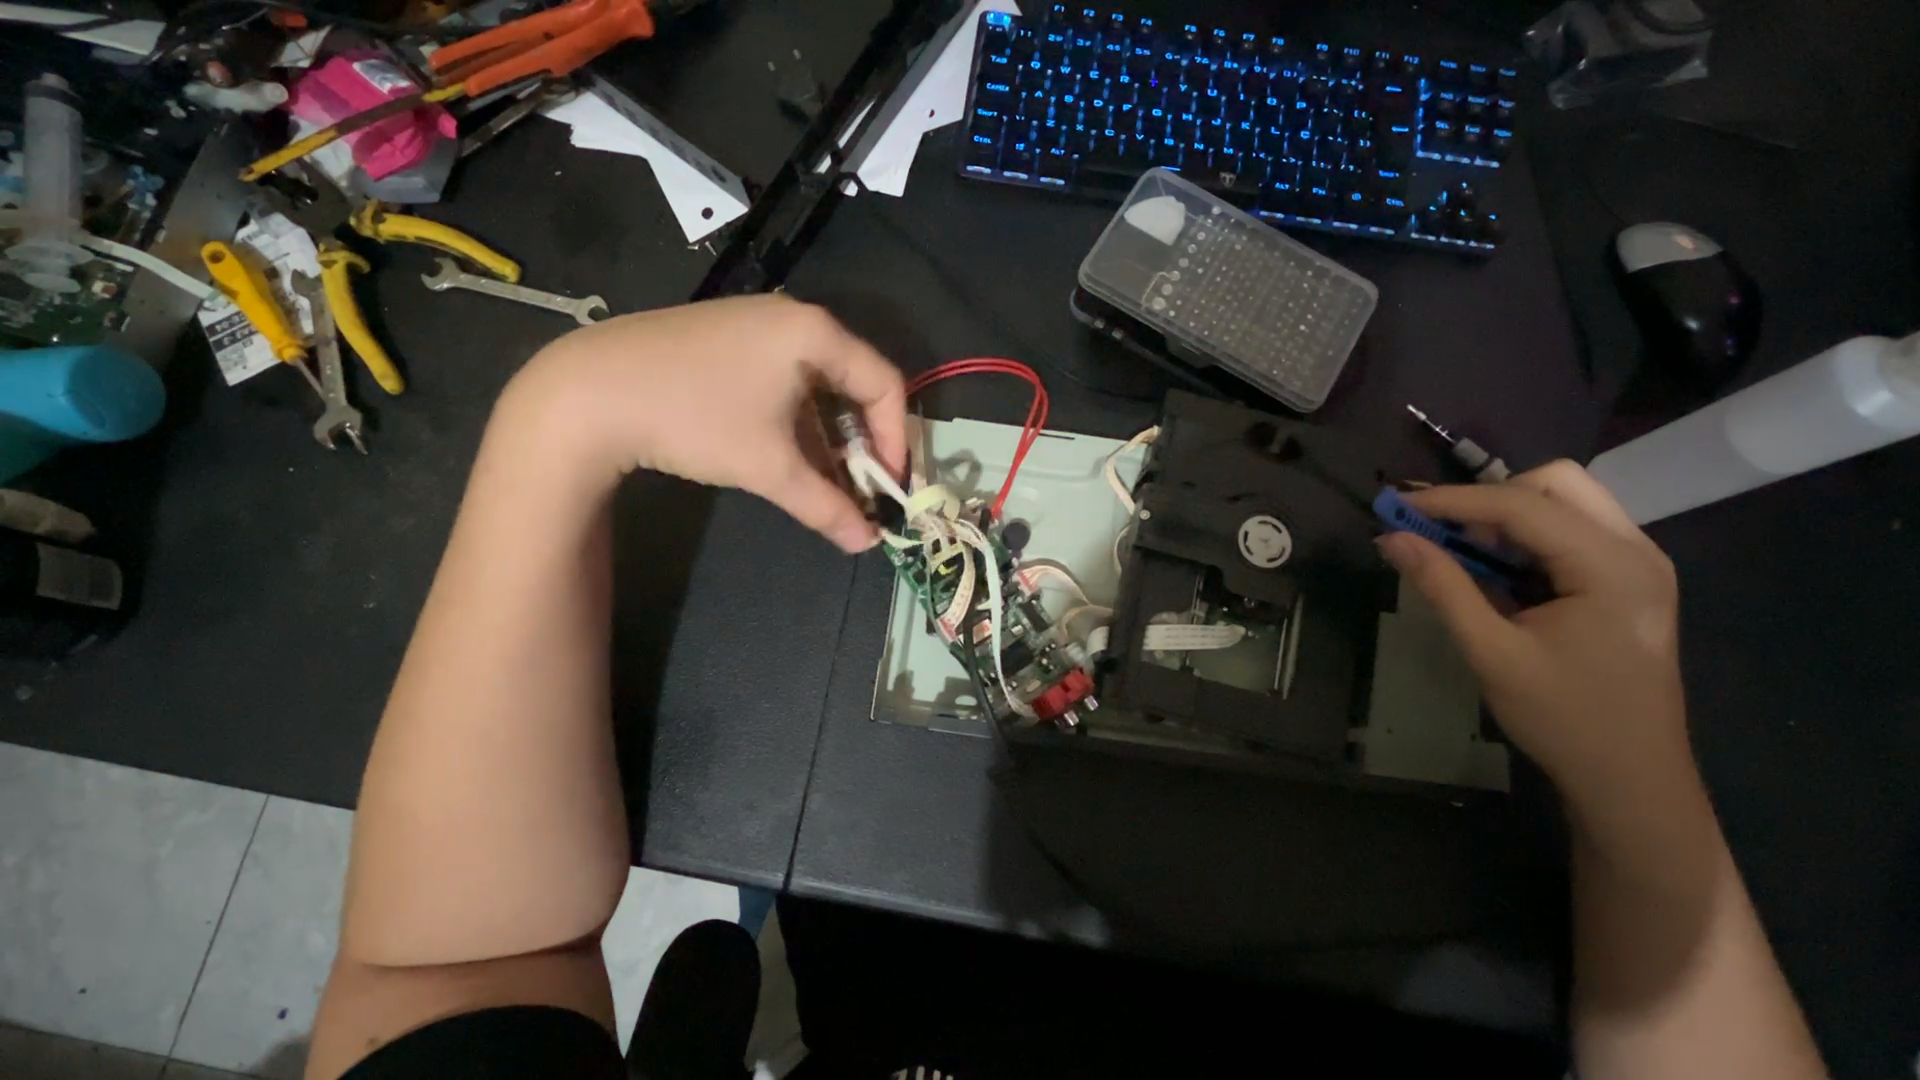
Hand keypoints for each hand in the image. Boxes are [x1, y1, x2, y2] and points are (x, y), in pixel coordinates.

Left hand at [503, 295, 906, 552]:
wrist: (587, 393)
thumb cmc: (695, 419)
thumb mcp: (768, 466)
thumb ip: (825, 505)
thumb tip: (866, 544)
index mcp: (814, 333)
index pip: (884, 384)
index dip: (895, 441)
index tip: (890, 488)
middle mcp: (791, 318)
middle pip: (852, 383)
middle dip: (861, 443)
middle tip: (862, 489)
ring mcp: (754, 325)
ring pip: (814, 385)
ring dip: (827, 437)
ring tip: (825, 483)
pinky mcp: (724, 340)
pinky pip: (781, 380)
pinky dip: (794, 421)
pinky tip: (787, 458)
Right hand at [1375, 461, 1690, 807]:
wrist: (1633, 779)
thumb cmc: (1564, 718)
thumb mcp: (1491, 652)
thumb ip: (1442, 587)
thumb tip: (1390, 538)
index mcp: (1611, 566)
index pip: (1523, 505)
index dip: (1453, 501)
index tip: (1397, 507)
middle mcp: (1635, 550)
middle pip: (1557, 483)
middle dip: (1489, 498)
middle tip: (1441, 532)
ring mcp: (1638, 563)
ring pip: (1567, 501)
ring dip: (1507, 515)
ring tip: (1462, 551)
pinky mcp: (1628, 580)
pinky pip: (1573, 531)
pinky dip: (1527, 536)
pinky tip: (1497, 569)